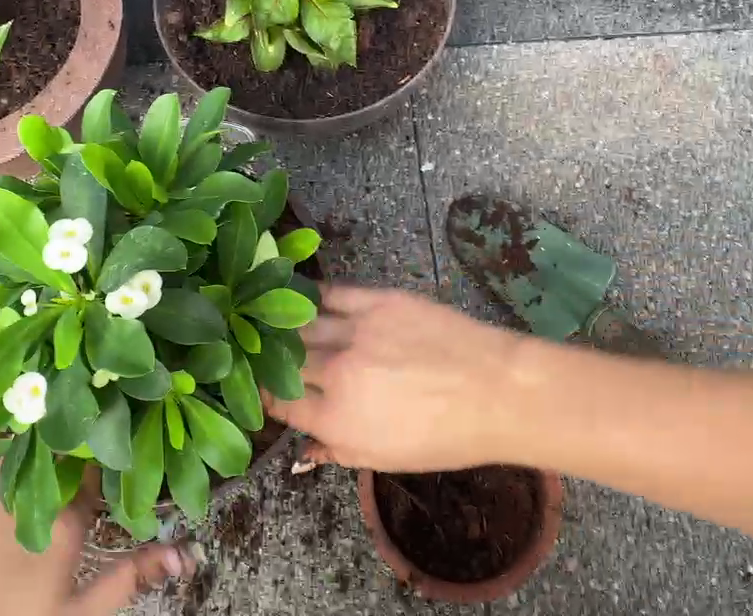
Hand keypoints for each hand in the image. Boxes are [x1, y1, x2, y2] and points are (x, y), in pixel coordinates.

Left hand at [0, 461, 194, 615]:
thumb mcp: (75, 614)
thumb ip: (130, 577)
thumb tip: (185, 553)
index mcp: (68, 514)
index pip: (100, 464)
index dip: (104, 468)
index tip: (104, 477)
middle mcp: (32, 483)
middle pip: (61, 453)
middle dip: (67, 464)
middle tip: (63, 490)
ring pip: (23, 452)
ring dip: (30, 466)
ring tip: (26, 492)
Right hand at [267, 285, 538, 472]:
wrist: (495, 391)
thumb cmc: (444, 436)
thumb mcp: (385, 459)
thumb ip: (336, 452)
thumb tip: (302, 451)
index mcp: (336, 419)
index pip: (280, 402)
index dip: (263, 395)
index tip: (258, 388)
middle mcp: (337, 372)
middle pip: (286, 360)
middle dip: (268, 359)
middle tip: (260, 353)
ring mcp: (356, 331)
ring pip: (302, 323)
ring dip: (284, 326)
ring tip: (274, 322)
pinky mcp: (377, 300)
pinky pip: (333, 293)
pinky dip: (314, 296)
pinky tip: (304, 297)